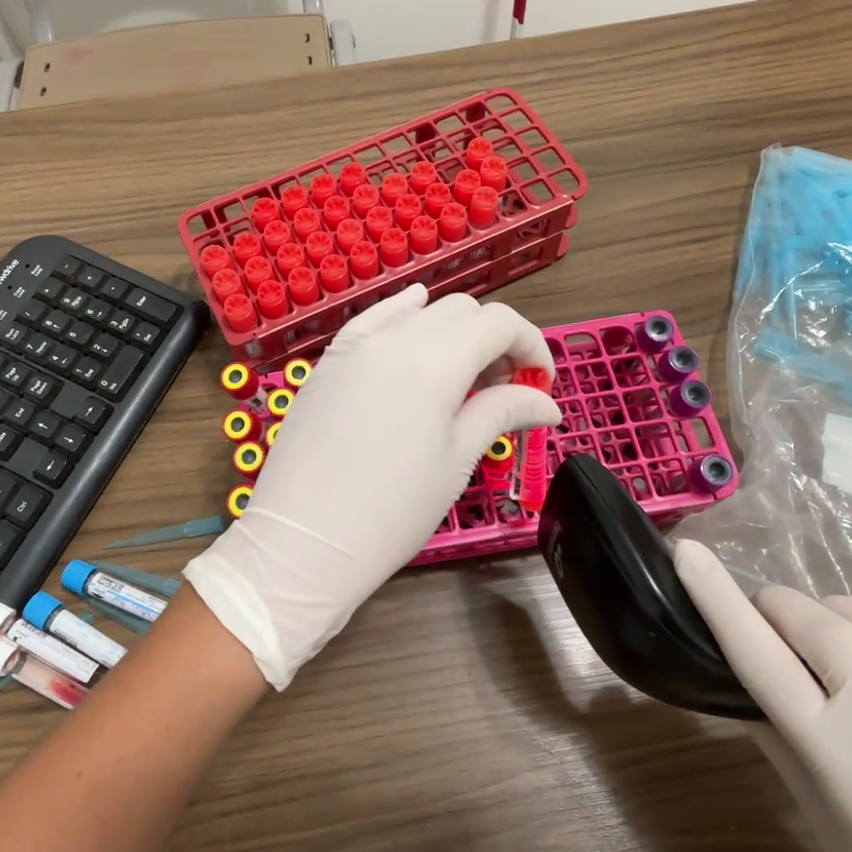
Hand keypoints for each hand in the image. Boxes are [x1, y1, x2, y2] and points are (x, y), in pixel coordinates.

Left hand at [185, 285, 560, 688]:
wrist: (304, 540)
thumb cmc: (392, 509)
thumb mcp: (457, 460)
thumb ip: (502, 413)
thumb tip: (547, 402)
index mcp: (434, 359)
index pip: (499, 322)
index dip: (531, 344)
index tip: (541, 383)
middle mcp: (395, 337)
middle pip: (462, 312)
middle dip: (495, 340)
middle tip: (504, 389)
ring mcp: (356, 345)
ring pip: (419, 312)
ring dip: (452, 332)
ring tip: (461, 377)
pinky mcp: (329, 361)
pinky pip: (374, 319)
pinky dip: (403, 315)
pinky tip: (414, 323)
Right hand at [671, 540, 851, 851]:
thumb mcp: (822, 817)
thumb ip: (781, 742)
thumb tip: (737, 675)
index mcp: (836, 756)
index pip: (760, 660)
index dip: (719, 601)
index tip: (690, 552)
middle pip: (825, 632)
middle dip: (787, 607)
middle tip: (775, 610)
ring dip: (849, 610)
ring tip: (834, 615)